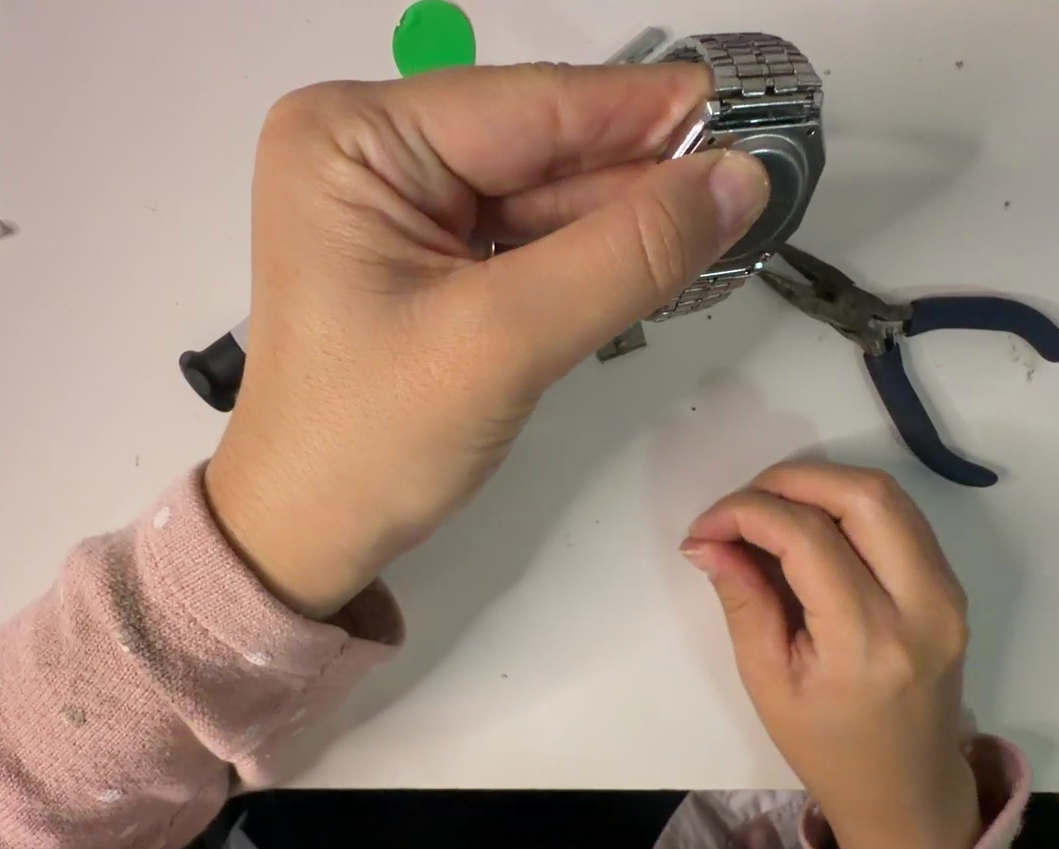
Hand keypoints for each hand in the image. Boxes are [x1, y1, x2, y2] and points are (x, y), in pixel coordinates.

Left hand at [205, 63, 770, 617]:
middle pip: (534, 149)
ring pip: (534, 200)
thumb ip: (625, 257)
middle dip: (637, 175)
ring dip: (619, 221)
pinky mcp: (417, 265)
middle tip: (747, 184)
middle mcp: (367, 156)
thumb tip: (740, 181)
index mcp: (353, 141)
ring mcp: (392, 212)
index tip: (745, 111)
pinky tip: (649, 260)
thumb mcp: (503, 341)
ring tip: (716, 226)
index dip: (644, 109)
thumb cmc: (374, 442)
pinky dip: (583, 259)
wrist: (311, 532)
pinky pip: (517, 245)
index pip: (527, 106)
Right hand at [682, 463, 980, 848]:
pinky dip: (848, 505)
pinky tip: (809, 527)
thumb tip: (704, 541)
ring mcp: (947, 593)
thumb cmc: (824, 745)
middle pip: (862, 495)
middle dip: (789, 480)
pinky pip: (901, 519)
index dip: (746, 514)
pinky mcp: (951, 588)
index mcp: (866, 641)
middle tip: (740, 506)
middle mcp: (922, 606)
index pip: (806, 537)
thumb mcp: (766, 680)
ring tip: (768, 511)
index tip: (704, 528)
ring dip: (821, 485)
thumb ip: (741, 600)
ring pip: (888, 496)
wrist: (906, 789)